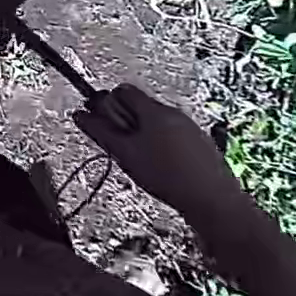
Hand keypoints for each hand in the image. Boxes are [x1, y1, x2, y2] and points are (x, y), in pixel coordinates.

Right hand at [76, 83, 253, 229]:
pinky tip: (164, 169)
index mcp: (154, 110)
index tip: (107, 127)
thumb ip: (100, 131)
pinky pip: (174, 135)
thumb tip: (79, 115)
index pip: (122, 91)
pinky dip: (163, 146)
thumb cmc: (166, 176)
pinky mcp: (203, 145)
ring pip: (156, 122)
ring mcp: (191, 128)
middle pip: (139, 106)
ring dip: (145, 135)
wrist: (216, 204)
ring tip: (144, 162)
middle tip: (124, 148)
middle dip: (127, 122)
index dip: (110, 106)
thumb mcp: (125, 154)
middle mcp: (174, 113)